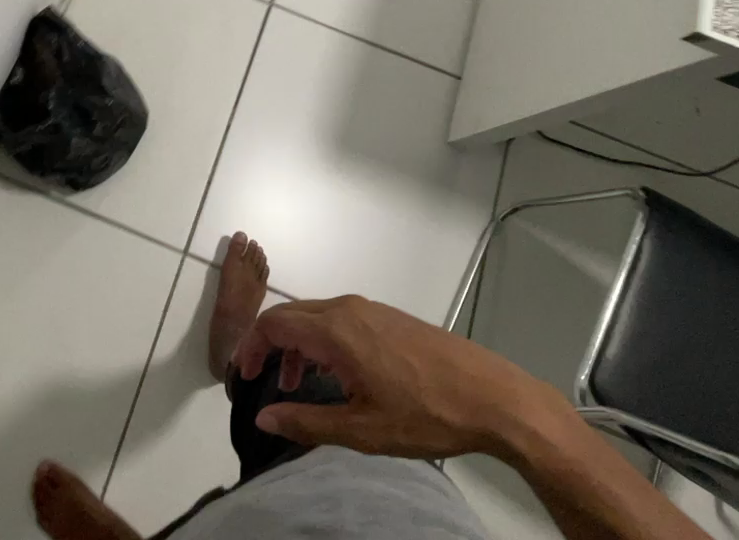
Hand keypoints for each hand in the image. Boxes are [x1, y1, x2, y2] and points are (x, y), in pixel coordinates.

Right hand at [233, 295, 574, 462]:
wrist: (494, 397)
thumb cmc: (425, 415)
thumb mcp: (361, 430)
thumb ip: (306, 421)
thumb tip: (262, 418)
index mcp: (335, 330)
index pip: (273, 324)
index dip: (251, 348)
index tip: (244, 377)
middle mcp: (348, 308)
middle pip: (291, 315)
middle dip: (270, 345)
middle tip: (265, 382)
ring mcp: (371, 309)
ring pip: (316, 316)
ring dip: (297, 345)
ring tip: (298, 384)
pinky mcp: (389, 316)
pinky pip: (339, 319)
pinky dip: (322, 340)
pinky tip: (336, 375)